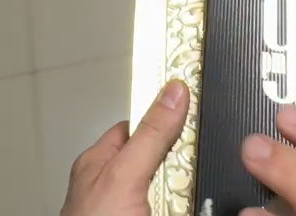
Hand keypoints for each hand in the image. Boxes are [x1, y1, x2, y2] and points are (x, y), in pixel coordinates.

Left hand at [61, 79, 189, 215]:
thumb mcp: (123, 175)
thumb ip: (150, 135)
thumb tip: (174, 91)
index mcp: (99, 164)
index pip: (139, 124)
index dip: (166, 114)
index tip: (193, 101)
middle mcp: (114, 186)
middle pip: (160, 158)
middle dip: (181, 160)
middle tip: (196, 162)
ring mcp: (132, 208)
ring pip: (174, 187)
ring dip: (189, 188)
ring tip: (194, 192)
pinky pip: (181, 204)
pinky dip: (190, 203)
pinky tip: (194, 204)